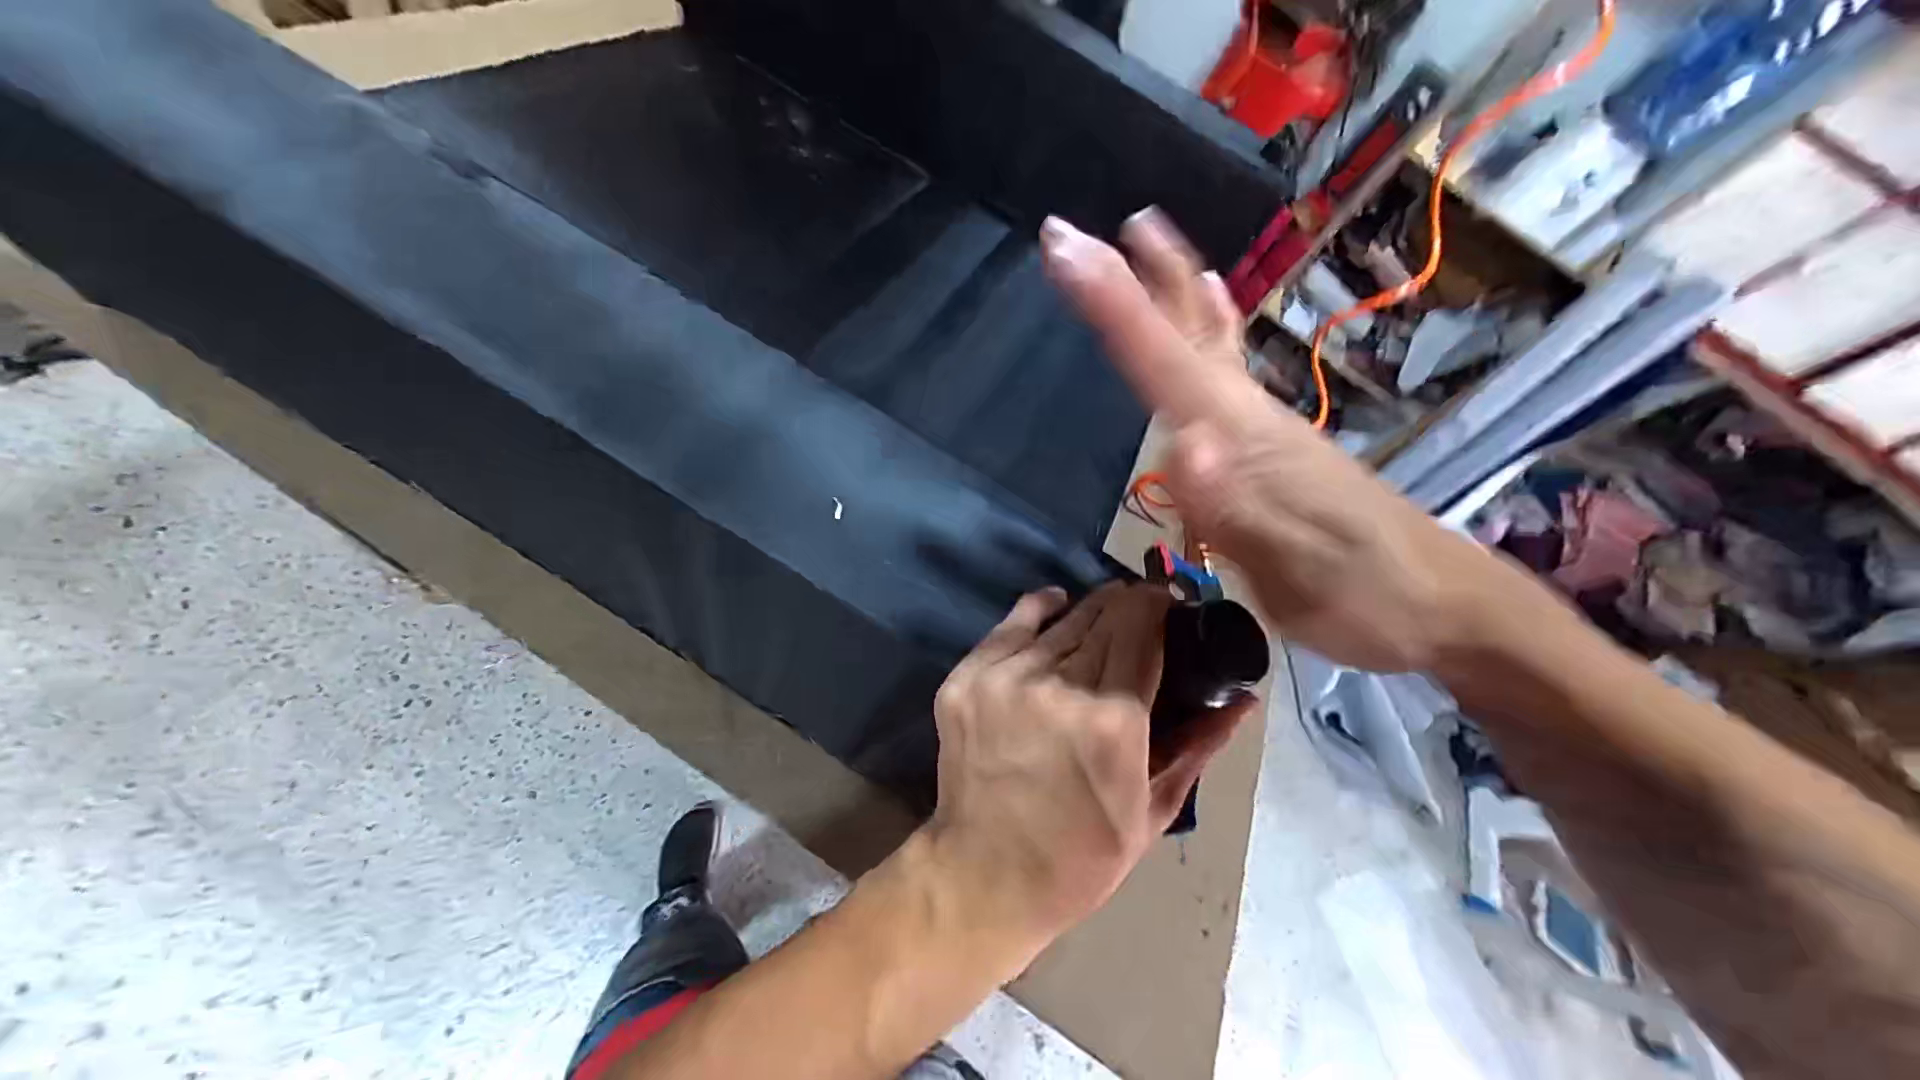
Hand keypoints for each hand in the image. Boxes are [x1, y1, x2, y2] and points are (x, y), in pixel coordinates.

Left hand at [922, 583, 1255, 957]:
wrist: (984, 874)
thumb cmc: (1081, 856)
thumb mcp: (1153, 811)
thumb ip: (1199, 745)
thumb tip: (1244, 699)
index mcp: (1113, 719)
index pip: (1143, 628)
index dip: (1161, 605)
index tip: (1171, 601)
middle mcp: (1058, 685)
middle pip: (1104, 616)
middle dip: (1130, 604)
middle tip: (1142, 609)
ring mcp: (1004, 678)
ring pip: (1060, 618)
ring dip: (1089, 611)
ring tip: (1104, 615)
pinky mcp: (965, 679)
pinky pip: (1010, 626)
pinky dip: (1039, 612)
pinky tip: (1055, 607)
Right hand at [1040, 212, 1522, 673]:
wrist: (1447, 606)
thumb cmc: (1368, 594)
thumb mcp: (1300, 570)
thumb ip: (1238, 507)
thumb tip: (1182, 443)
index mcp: (1242, 439)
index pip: (1164, 357)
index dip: (1111, 300)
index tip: (1062, 244)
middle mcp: (1248, 419)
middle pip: (1186, 333)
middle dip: (1133, 277)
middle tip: (1081, 230)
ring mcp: (1263, 430)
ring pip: (1208, 343)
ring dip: (1170, 288)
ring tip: (1143, 239)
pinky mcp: (1271, 449)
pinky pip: (1226, 371)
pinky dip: (1210, 327)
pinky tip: (1213, 311)